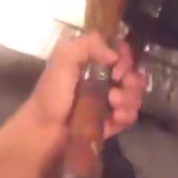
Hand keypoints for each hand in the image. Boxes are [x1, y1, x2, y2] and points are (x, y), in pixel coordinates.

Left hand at [0, 32, 145, 177]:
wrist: (43, 132)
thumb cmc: (52, 94)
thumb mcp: (63, 58)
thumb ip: (88, 44)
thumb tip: (115, 55)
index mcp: (92, 60)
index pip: (121, 52)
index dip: (126, 59)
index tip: (117, 70)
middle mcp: (102, 78)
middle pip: (133, 74)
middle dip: (131, 83)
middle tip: (116, 91)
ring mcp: (107, 101)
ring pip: (134, 95)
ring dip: (129, 100)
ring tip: (114, 106)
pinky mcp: (110, 121)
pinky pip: (129, 116)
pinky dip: (126, 116)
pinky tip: (115, 119)